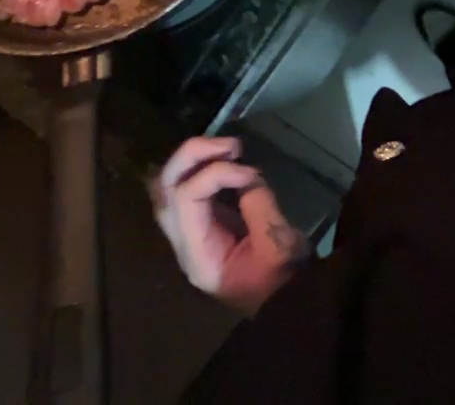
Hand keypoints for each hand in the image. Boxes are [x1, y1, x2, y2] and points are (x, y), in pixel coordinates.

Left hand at [151, 137, 307, 315]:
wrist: (289, 309)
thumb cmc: (285, 282)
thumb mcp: (279, 246)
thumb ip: (259, 206)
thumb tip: (247, 178)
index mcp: (198, 255)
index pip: (185, 199)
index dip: (216, 173)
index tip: (252, 173)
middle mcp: (184, 244)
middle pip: (166, 189)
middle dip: (192, 156)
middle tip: (231, 145)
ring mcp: (191, 235)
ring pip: (171, 186)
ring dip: (196, 159)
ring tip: (231, 149)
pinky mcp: (205, 226)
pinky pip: (189, 189)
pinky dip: (205, 168)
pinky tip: (230, 160)